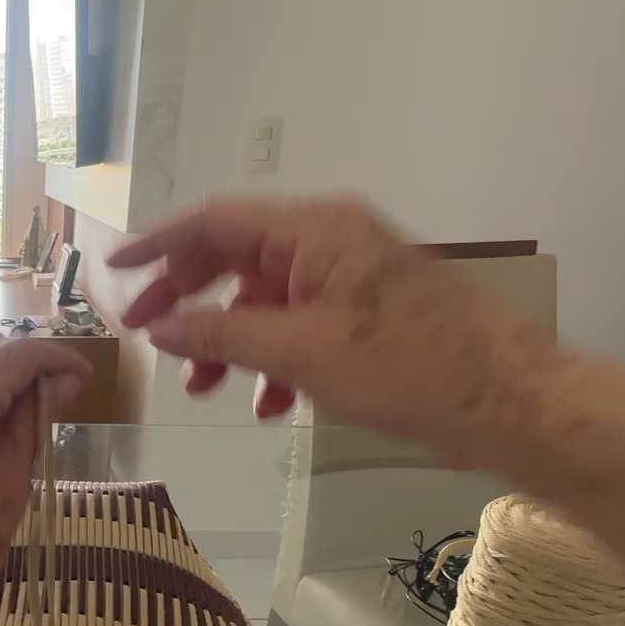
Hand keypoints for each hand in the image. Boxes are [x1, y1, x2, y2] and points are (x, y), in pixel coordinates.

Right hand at [110, 196, 561, 456]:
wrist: (509, 403)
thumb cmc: (403, 366)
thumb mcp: (296, 351)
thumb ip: (219, 335)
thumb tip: (160, 330)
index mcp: (311, 232)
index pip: (214, 222)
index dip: (157, 243)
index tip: (115, 267)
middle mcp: (324, 242)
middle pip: (230, 260)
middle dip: (185, 300)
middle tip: (149, 335)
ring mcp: (342, 278)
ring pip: (257, 300)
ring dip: (225, 342)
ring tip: (203, 387)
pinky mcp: (357, 313)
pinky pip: (292, 326)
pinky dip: (267, 360)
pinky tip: (264, 403)